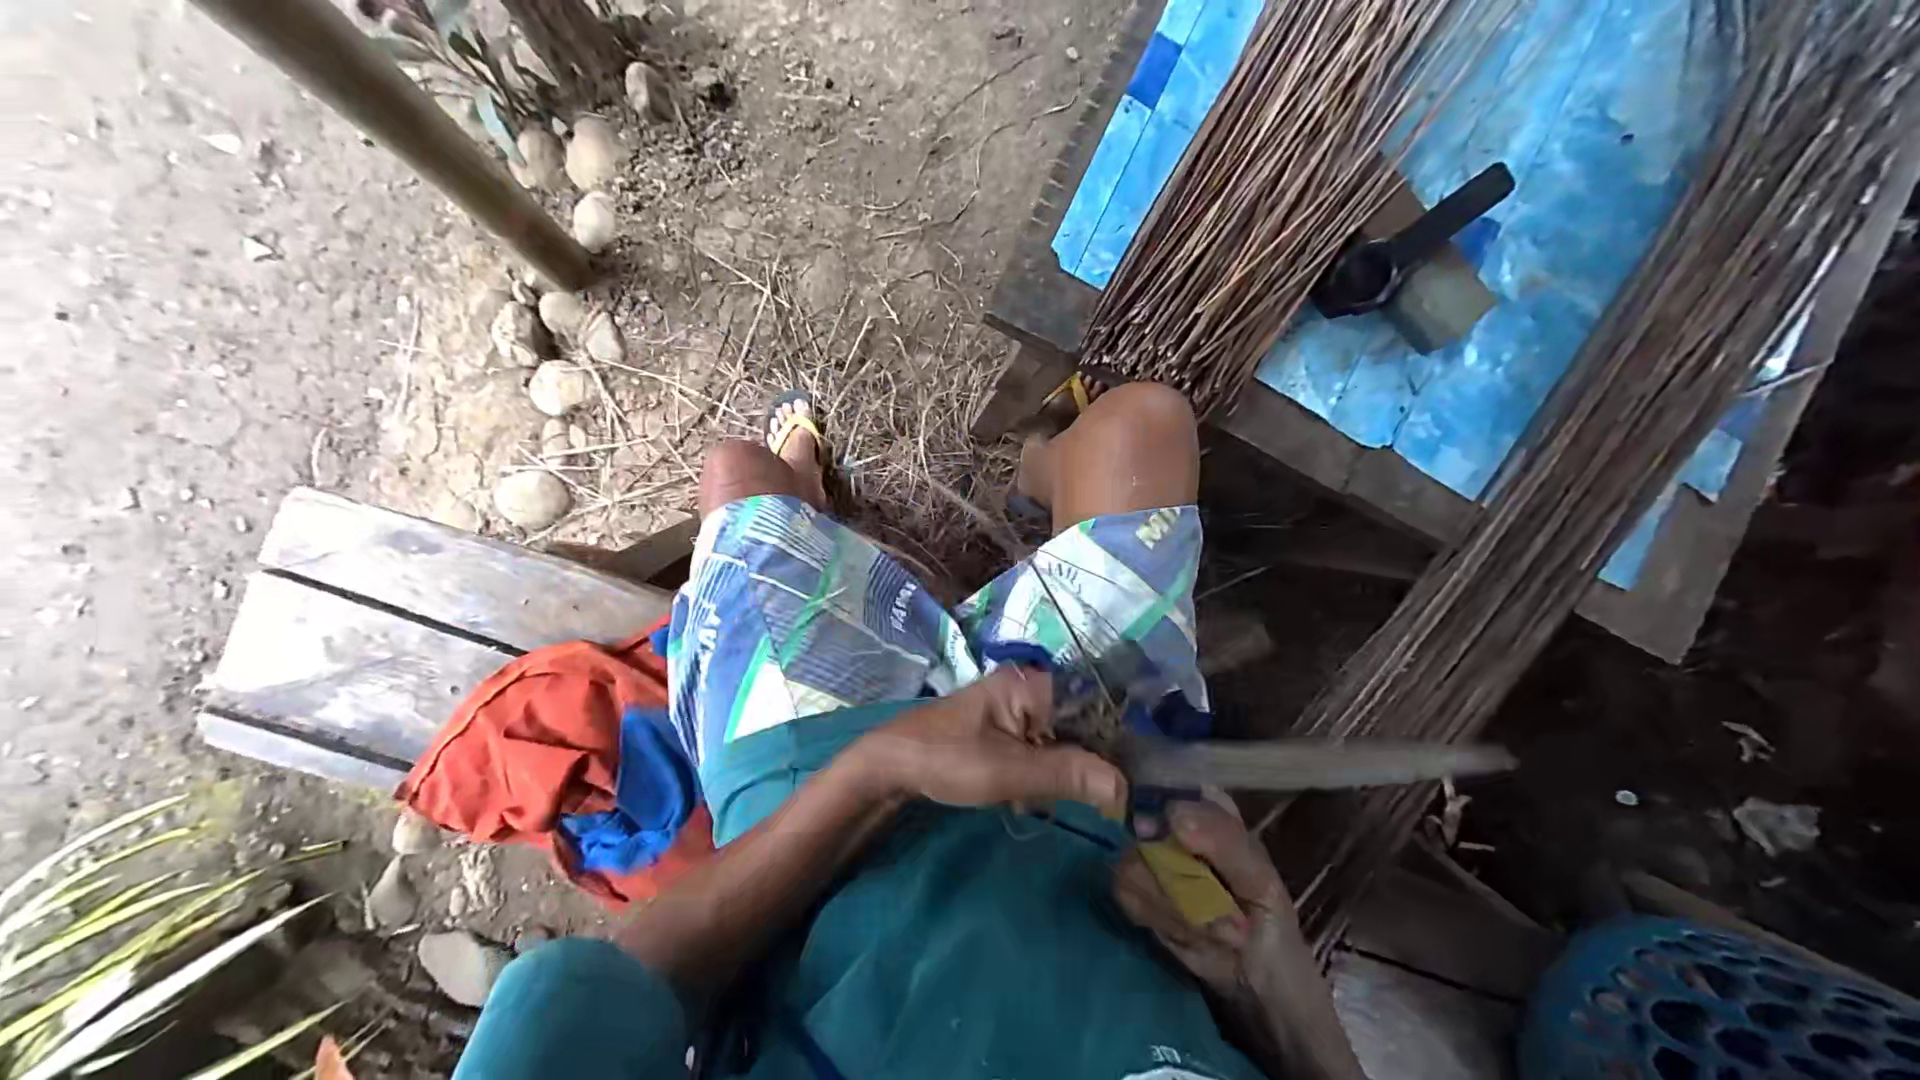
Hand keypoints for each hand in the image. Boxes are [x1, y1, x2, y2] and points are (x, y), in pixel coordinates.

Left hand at [848, 665, 1127, 816]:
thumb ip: (1068, 775)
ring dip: (1061, 773)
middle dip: (1085, 762)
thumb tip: (1125, 789)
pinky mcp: (1005, 730)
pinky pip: (1041, 749)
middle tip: (1091, 798)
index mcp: (1032, 683)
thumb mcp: (1009, 771)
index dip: (1117, 739)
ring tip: (1039, 795)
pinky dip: (1040, 774)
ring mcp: (1016, 709)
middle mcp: (1029, 688)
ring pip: (1063, 741)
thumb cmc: (947, 758)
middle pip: (1081, 723)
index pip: (1095, 703)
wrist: (890, 765)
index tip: (1134, 777)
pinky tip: (1024, 796)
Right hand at [1113, 800, 1302, 1000]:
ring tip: (1210, 927)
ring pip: (1131, 864)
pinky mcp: (1133, 889)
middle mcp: (1168, 822)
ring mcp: (1147, 855)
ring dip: (1176, 907)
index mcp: (1205, 804)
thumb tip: (1169, 816)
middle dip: (1179, 877)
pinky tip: (1186, 932)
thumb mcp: (1259, 877)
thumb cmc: (1269, 920)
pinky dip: (1159, 919)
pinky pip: (1125, 894)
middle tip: (1218, 903)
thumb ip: (1221, 839)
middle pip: (1141, 825)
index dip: (1166, 810)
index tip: (1187, 846)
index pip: (1166, 784)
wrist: (1259, 986)